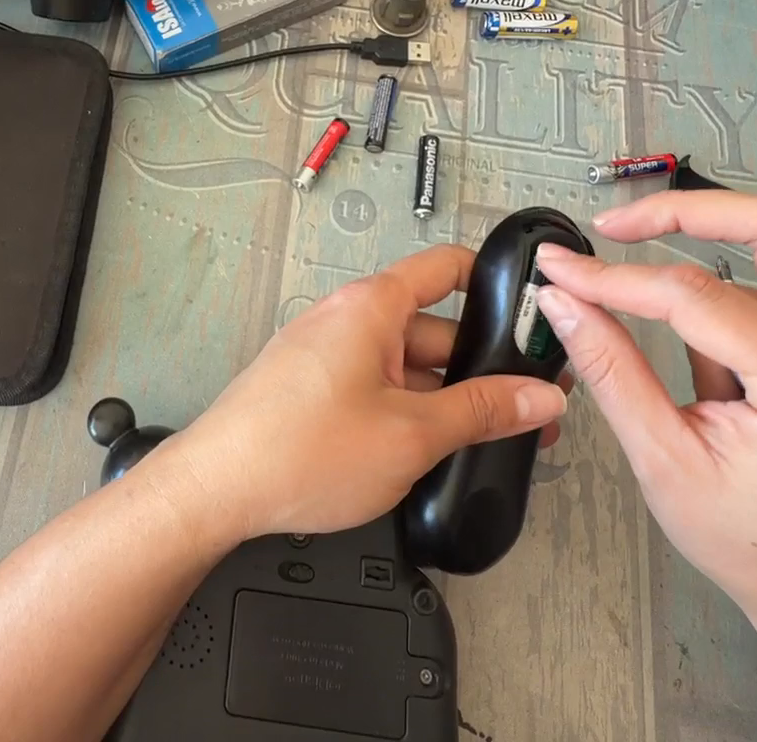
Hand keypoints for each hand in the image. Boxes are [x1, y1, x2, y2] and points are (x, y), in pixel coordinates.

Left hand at [144, 245, 570, 543]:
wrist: (218, 488)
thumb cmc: (304, 450)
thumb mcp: (412, 434)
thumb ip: (482, 411)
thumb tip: (538, 396)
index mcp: (371, 306)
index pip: (445, 268)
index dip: (494, 282)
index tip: (532, 315)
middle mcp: (346, 319)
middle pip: (433, 326)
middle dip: (479, 367)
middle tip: (528, 409)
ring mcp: (326, 354)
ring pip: (406, 364)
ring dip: (445, 396)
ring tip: (483, 441)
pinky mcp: (313, 387)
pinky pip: (375, 385)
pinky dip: (408, 408)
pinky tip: (429, 451)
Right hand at [528, 193, 756, 640]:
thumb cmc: (754, 545)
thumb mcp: (664, 462)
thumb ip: (611, 370)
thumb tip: (561, 301)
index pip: (697, 296)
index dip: (614, 277)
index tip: (557, 269)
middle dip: (686, 211)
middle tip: (614, 226)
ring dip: (706, 247)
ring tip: (636, 277)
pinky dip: (725, 291)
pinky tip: (692, 342)